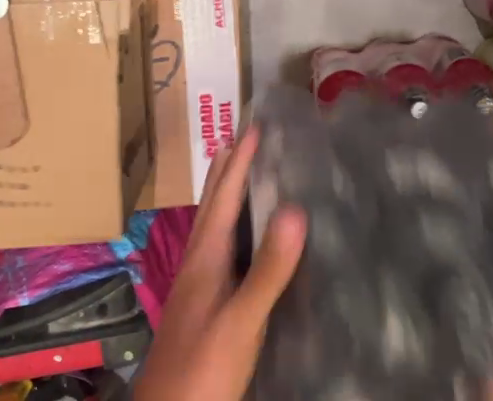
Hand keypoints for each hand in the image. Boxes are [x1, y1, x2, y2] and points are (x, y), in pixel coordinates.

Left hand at [133, 127, 307, 400]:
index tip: (256, 124)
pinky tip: (243, 244)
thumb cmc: (201, 368)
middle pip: (212, 205)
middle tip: (243, 135)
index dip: (240, 160)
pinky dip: (234, 230)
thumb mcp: (240, 321)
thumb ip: (267, 270)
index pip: (224, 197)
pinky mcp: (204, 307)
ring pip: (214, 227)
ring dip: (228, 196)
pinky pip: (221, 251)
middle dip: (228, 169)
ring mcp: (198, 287)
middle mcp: (198, 264)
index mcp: (204, 258)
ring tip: (242, 173)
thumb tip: (295, 208)